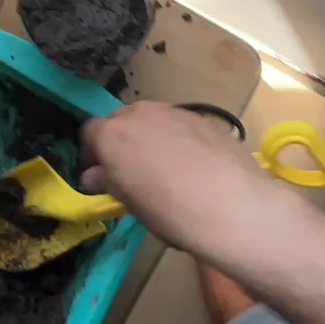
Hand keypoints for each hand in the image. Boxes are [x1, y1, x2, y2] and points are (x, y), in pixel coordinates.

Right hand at [81, 101, 288, 259]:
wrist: (235, 207)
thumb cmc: (172, 212)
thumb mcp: (133, 205)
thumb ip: (109, 182)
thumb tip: (92, 175)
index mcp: (111, 134)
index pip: (89, 133)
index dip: (93, 153)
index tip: (102, 174)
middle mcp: (137, 113)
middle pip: (119, 121)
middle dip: (121, 141)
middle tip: (133, 170)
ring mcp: (171, 111)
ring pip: (150, 119)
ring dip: (149, 136)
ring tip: (166, 166)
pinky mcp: (201, 117)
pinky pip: (178, 124)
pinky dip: (177, 138)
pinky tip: (194, 164)